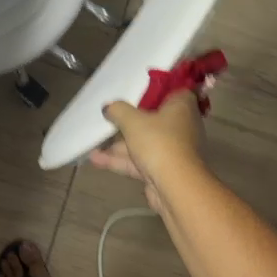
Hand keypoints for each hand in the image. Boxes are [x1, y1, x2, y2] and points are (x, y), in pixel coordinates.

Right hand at [89, 91, 207, 211]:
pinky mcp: (162, 170)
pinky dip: (120, 160)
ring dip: (119, 143)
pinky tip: (95, 159)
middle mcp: (180, 126)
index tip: (135, 88)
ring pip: (143, 141)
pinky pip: (139, 160)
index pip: (172, 90)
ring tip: (94, 140)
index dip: (154, 89)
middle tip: (108, 114)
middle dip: (129, 119)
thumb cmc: (159, 142)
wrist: (175, 188)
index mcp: (181, 106)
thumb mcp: (133, 121)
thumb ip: (118, 110)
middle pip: (153, 118)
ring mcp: (171, 150)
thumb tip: (108, 106)